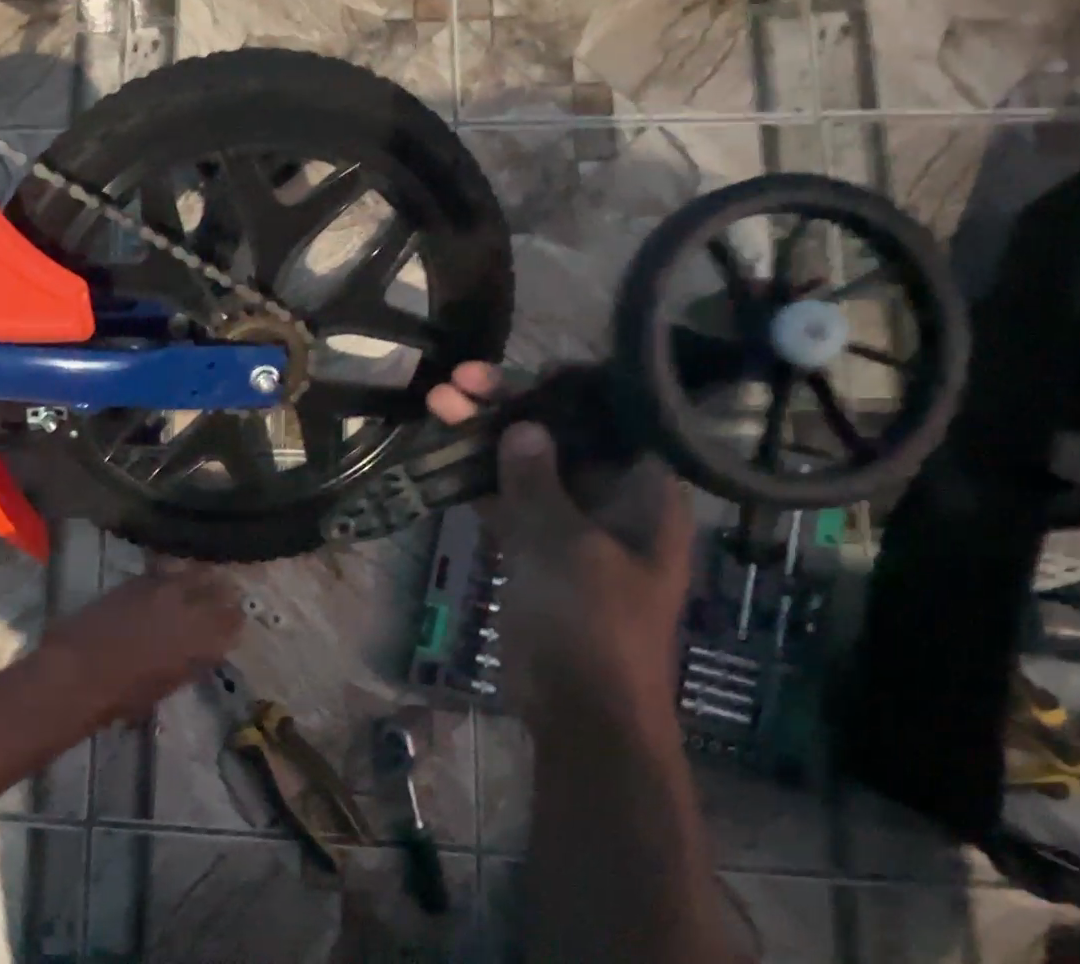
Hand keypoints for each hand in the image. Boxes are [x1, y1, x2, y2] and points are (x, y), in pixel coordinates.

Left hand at [39, 563, 243, 726]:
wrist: (79, 671)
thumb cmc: (123, 695)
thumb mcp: (168, 684)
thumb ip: (192, 662)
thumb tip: (201, 650)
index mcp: (204, 642)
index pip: (235, 622)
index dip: (233, 621)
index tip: (231, 622)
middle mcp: (192, 609)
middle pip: (222, 590)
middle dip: (224, 593)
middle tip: (224, 595)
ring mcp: (165, 589)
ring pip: (197, 572)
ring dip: (201, 577)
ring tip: (200, 580)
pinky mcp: (139, 580)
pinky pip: (166, 568)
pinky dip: (171, 573)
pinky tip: (168, 579)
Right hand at [426, 364, 694, 726]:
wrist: (579, 708)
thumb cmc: (592, 623)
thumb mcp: (566, 547)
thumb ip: (538, 483)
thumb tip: (522, 427)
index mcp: (643, 493)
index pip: (614, 419)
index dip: (573, 389)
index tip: (528, 371)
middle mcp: (609, 499)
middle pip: (560, 437)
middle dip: (511, 407)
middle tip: (459, 380)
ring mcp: (566, 525)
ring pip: (524, 467)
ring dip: (484, 439)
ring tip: (437, 401)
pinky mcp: (531, 550)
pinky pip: (503, 502)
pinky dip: (475, 480)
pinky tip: (440, 452)